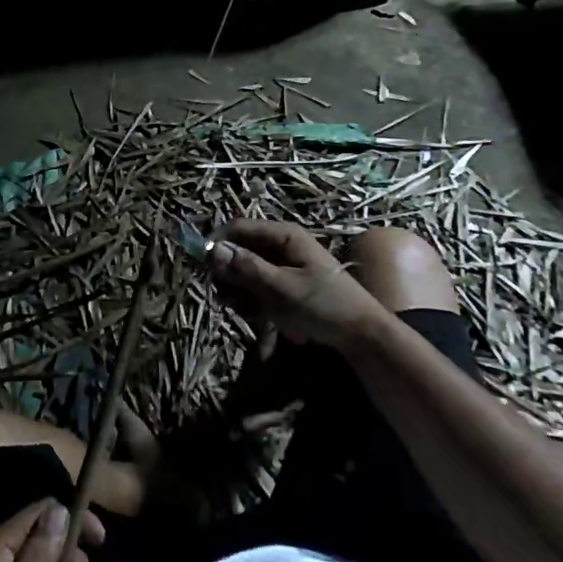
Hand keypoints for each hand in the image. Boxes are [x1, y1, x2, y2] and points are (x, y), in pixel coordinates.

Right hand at [207, 220, 387, 347]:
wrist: (361, 333)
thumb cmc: (323, 305)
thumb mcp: (281, 287)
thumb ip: (247, 268)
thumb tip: (214, 250)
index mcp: (284, 236)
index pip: (239, 228)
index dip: (217, 243)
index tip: (202, 267)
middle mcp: (282, 246)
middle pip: (240, 252)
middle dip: (229, 277)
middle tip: (226, 301)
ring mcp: (284, 267)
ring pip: (247, 275)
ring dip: (242, 296)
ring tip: (251, 317)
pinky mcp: (287, 287)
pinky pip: (260, 291)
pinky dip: (257, 307)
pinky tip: (265, 329)